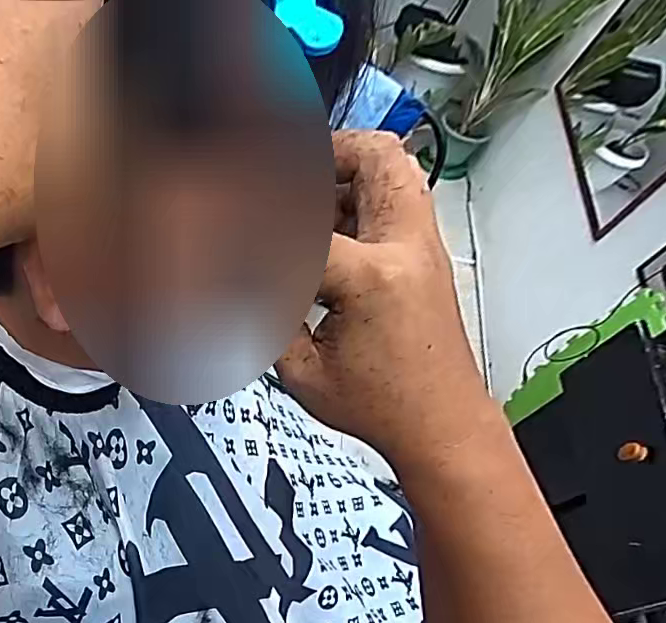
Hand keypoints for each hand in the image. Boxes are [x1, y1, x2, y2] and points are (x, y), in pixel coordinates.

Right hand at [276, 132, 486, 458]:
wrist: (440, 423)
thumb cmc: (386, 407)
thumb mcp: (304, 372)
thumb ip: (269, 323)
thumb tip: (245, 294)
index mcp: (371, 278)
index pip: (302, 230)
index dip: (260, 230)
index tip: (225, 222)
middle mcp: (407, 249)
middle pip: (371, 158)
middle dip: (324, 156)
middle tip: (290, 173)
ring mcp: (426, 249)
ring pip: (397, 171)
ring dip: (349, 174)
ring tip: (310, 199)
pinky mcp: (429, 258)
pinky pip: (399, 202)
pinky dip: (364, 200)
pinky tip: (333, 232)